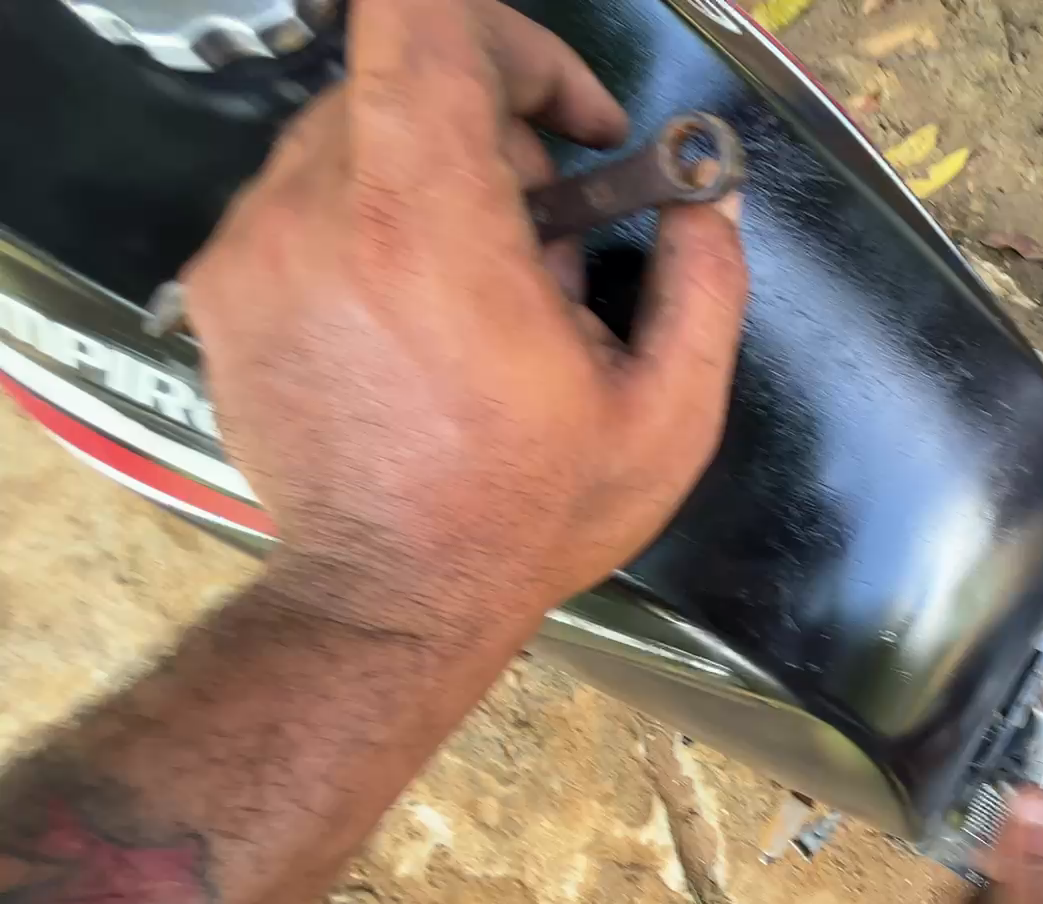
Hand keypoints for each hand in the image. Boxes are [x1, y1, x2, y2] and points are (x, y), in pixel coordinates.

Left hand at [183, 0, 747, 642]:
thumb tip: (705, 207)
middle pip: (407, 81)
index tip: (582, 132)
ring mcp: (252, 248)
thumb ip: (706, 290)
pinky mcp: (226, 284)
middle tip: (559, 251)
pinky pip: (317, 195)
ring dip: (450, 186)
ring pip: (362, 137)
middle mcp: (317, 214)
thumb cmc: (549, 509)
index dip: (522, 47)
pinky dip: (391, 223)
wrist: (401, 598)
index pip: (429, 23)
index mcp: (435, 235)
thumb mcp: (675, 416)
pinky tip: (433, 323)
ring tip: (498, 299)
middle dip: (506, 143)